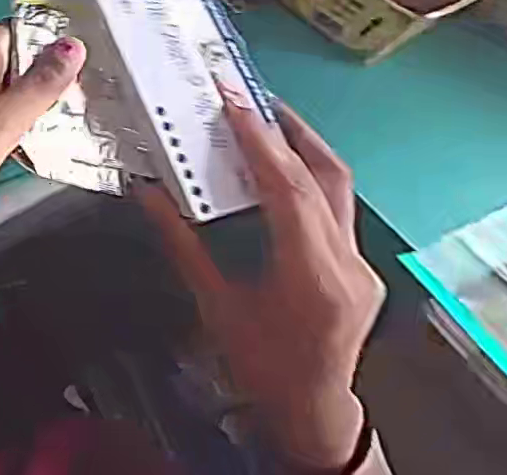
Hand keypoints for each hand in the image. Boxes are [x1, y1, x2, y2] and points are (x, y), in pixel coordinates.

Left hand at [0, 22, 84, 233]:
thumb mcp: (0, 122)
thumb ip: (38, 86)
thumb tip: (72, 46)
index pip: (17, 30)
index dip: (51, 35)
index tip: (88, 49)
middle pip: (19, 60)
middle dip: (53, 71)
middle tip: (94, 87)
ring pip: (14, 90)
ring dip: (42, 99)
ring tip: (83, 112)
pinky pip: (4, 115)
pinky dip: (26, 122)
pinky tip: (50, 138)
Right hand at [140, 85, 385, 469]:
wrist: (314, 413)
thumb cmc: (259, 364)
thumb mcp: (214, 304)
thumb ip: (181, 242)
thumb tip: (144, 191)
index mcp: (311, 276)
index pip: (289, 190)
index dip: (259, 140)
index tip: (231, 101)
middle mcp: (348, 263)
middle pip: (324, 176)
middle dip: (285, 127)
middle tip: (246, 93)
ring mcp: (361, 261)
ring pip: (338, 183)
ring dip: (301, 141)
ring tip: (263, 112)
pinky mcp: (359, 260)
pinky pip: (335, 200)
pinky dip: (305, 168)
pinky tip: (278, 156)